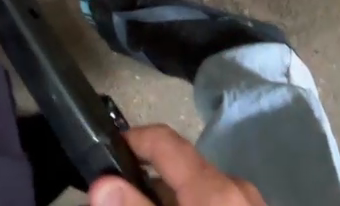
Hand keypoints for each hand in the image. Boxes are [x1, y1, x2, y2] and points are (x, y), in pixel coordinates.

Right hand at [89, 126, 266, 205]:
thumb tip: (103, 184)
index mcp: (213, 186)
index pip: (164, 141)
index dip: (132, 140)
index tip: (104, 155)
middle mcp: (235, 189)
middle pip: (180, 171)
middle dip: (146, 187)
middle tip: (118, 205)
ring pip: (199, 195)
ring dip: (169, 203)